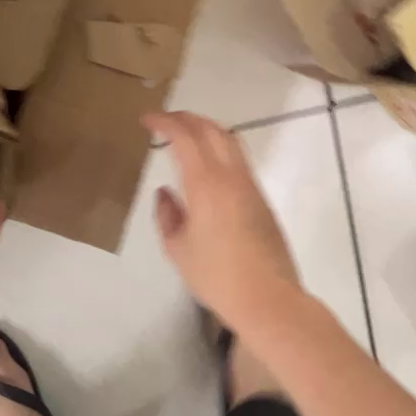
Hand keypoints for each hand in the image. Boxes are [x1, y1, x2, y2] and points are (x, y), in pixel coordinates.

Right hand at [144, 112, 302, 327]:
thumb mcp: (178, 249)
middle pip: (211, 129)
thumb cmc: (216, 276)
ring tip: (186, 135)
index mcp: (206, 184)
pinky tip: (207, 165)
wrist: (268, 298)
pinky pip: (239, 159)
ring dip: (206, 129)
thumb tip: (166, 193)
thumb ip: (168, 215)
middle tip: (164, 121)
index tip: (147, 120)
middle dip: (186, 118)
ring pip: (230, 140)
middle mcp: (231, 176)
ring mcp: (251, 185)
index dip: (165, 122)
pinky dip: (219, 147)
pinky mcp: (262, 198)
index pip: (185, 136)